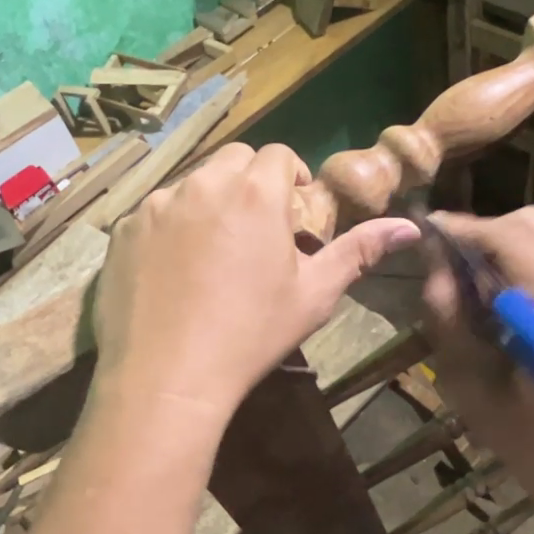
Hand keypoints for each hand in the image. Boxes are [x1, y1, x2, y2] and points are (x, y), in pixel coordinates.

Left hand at [93, 143, 419, 427]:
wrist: (166, 378)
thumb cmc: (251, 335)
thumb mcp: (313, 296)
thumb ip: (359, 251)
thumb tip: (410, 227)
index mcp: (254, 193)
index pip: (277, 155)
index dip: (290, 177)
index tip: (292, 212)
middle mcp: (203, 184)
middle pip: (233, 160)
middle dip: (249, 182)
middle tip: (256, 230)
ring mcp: (156, 205)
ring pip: (191, 184)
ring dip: (209, 203)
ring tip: (213, 253)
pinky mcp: (123, 230)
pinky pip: (154, 213)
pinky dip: (169, 228)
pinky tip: (172, 273)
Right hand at [421, 207, 533, 498]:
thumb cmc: (527, 441)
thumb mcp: (468, 383)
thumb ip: (447, 313)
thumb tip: (434, 258)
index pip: (510, 238)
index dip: (464, 229)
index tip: (428, 234)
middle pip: (532, 224)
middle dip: (484, 232)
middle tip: (449, 260)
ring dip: (504, 244)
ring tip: (473, 277)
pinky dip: (524, 259)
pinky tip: (503, 292)